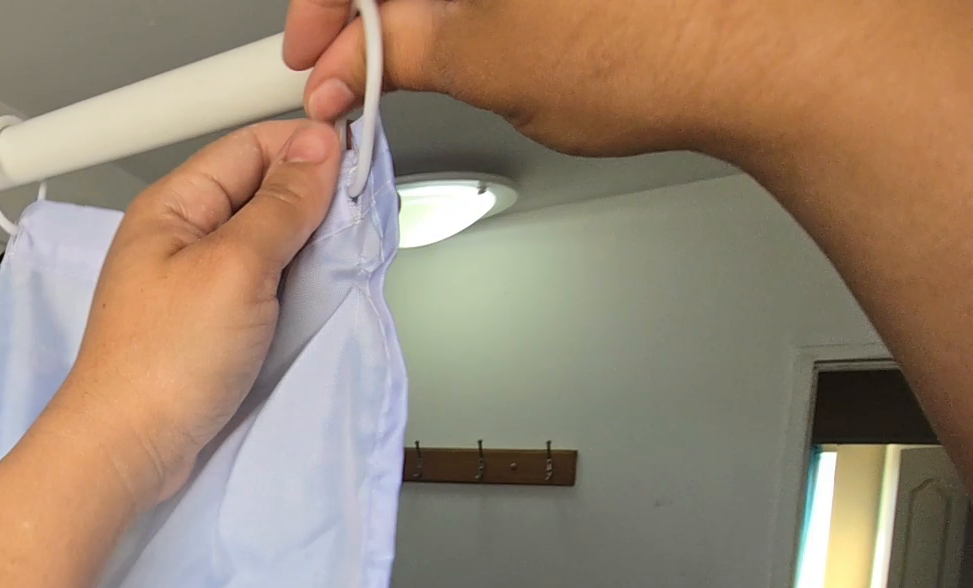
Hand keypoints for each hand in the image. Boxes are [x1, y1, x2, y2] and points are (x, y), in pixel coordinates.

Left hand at [46, 119, 340, 506]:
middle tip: (350, 233)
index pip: (250, 146)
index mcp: (171, 207)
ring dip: (300, 254)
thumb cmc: (166, 360)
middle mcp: (175, 241)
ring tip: (331, 272)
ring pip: (259, 248)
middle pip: (257, 195)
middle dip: (309, 206)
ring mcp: (186, 289)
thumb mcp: (234, 266)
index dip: (307, 149)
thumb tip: (319, 145)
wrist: (127, 448)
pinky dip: (282, 293)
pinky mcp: (198, 331)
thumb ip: (280, 203)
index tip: (359, 171)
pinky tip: (304, 305)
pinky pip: (251, 293)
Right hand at [283, 0, 830, 161]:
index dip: (324, 0)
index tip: (312, 46)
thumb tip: (343, 67)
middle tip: (345, 61)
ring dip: (410, 8)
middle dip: (362, 7)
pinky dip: (460, 2)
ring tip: (404, 58)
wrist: (790, 48)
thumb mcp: (491, 61)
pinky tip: (456, 33)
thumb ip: (401, 52)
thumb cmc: (668, 43)